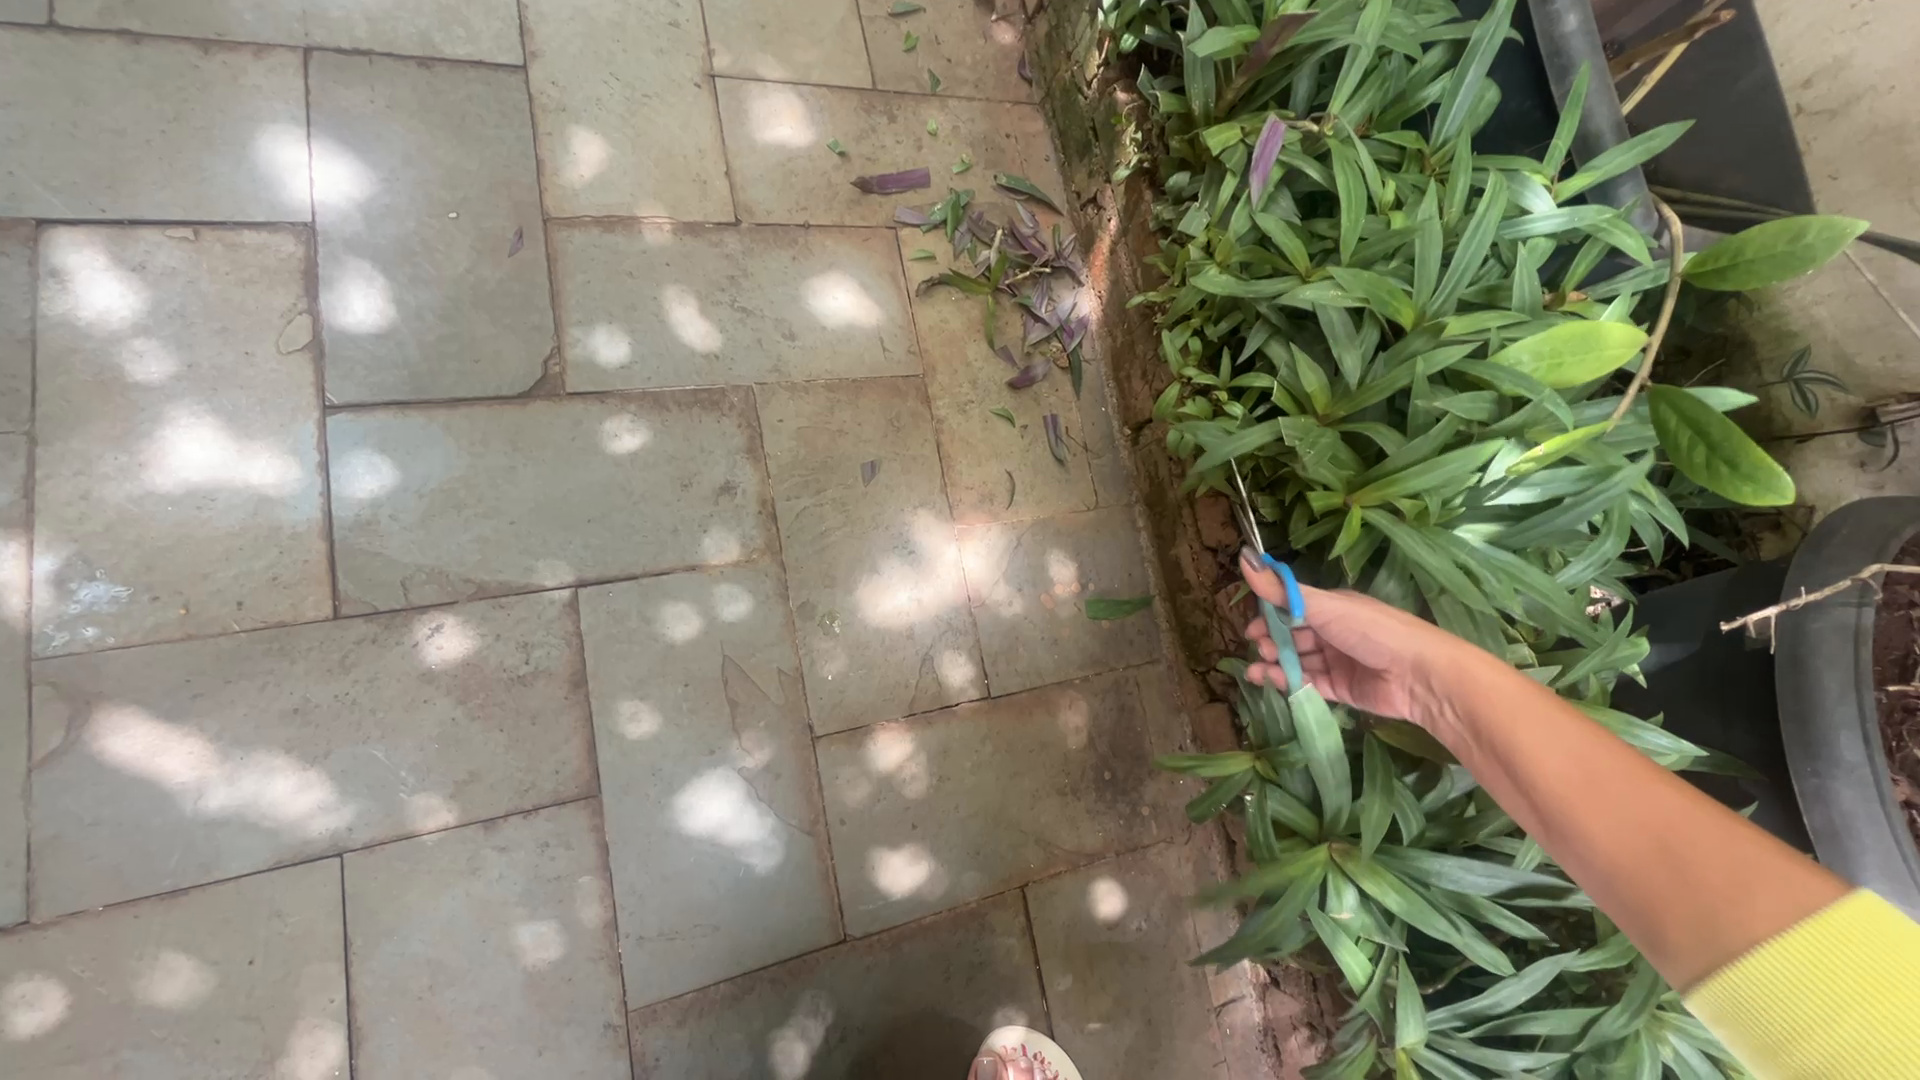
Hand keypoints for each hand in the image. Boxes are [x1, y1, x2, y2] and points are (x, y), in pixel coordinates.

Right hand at [1239, 548, 1486, 734]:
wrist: (1419, 675)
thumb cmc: (1372, 630)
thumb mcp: (1323, 605)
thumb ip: (1280, 589)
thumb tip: (1243, 556)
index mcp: (1332, 608)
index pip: (1291, 609)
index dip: (1269, 617)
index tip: (1252, 628)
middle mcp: (1333, 632)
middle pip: (1292, 636)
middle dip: (1271, 642)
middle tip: (1261, 648)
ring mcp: (1337, 661)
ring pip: (1296, 661)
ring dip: (1273, 664)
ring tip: (1257, 672)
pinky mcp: (1341, 688)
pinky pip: (1307, 684)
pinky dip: (1287, 682)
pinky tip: (1270, 681)